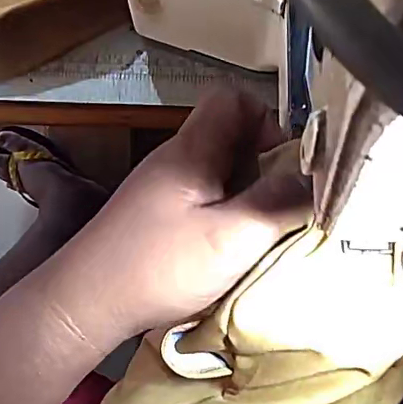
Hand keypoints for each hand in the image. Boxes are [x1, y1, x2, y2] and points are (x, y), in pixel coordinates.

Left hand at [50, 88, 311, 340]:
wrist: (85, 304)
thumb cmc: (158, 267)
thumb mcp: (230, 237)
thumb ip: (277, 203)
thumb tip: (317, 179)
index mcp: (193, 152)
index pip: (234, 99)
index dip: (269, 120)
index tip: (288, 163)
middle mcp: (176, 160)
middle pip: (232, 137)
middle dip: (266, 165)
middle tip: (283, 204)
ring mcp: (164, 188)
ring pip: (220, 171)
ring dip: (248, 193)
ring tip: (261, 230)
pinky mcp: (157, 216)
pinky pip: (205, 198)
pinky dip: (227, 215)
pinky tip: (231, 247)